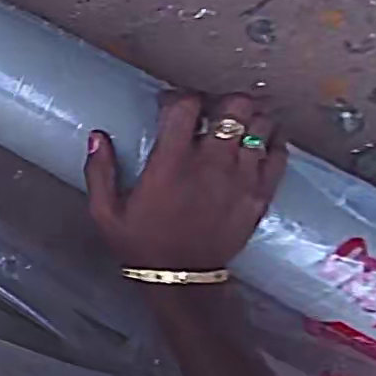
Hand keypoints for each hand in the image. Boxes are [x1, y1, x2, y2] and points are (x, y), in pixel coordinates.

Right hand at [84, 92, 286, 271]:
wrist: (181, 279)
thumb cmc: (141, 242)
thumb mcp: (106, 212)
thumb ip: (99, 172)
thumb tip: (97, 137)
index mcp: (171, 164)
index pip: (187, 105)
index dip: (178, 96)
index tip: (169, 105)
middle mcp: (211, 164)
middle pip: (235, 106)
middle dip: (221, 101)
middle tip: (208, 112)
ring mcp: (242, 178)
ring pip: (261, 123)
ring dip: (248, 117)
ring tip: (233, 126)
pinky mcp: (260, 193)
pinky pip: (279, 152)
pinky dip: (270, 140)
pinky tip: (254, 144)